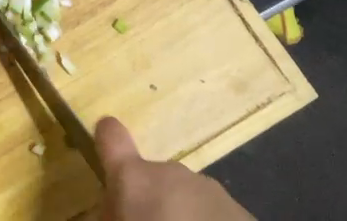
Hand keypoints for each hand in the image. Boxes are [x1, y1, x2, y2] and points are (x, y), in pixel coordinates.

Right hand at [97, 117, 254, 220]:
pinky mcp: (240, 210)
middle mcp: (170, 172)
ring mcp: (208, 188)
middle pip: (151, 177)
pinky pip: (213, 214)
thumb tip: (110, 211)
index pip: (111, 135)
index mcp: (133, 177)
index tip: (106, 149)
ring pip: (185, 196)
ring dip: (181, 215)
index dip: (107, 139)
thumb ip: (111, 214)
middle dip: (150, 201)